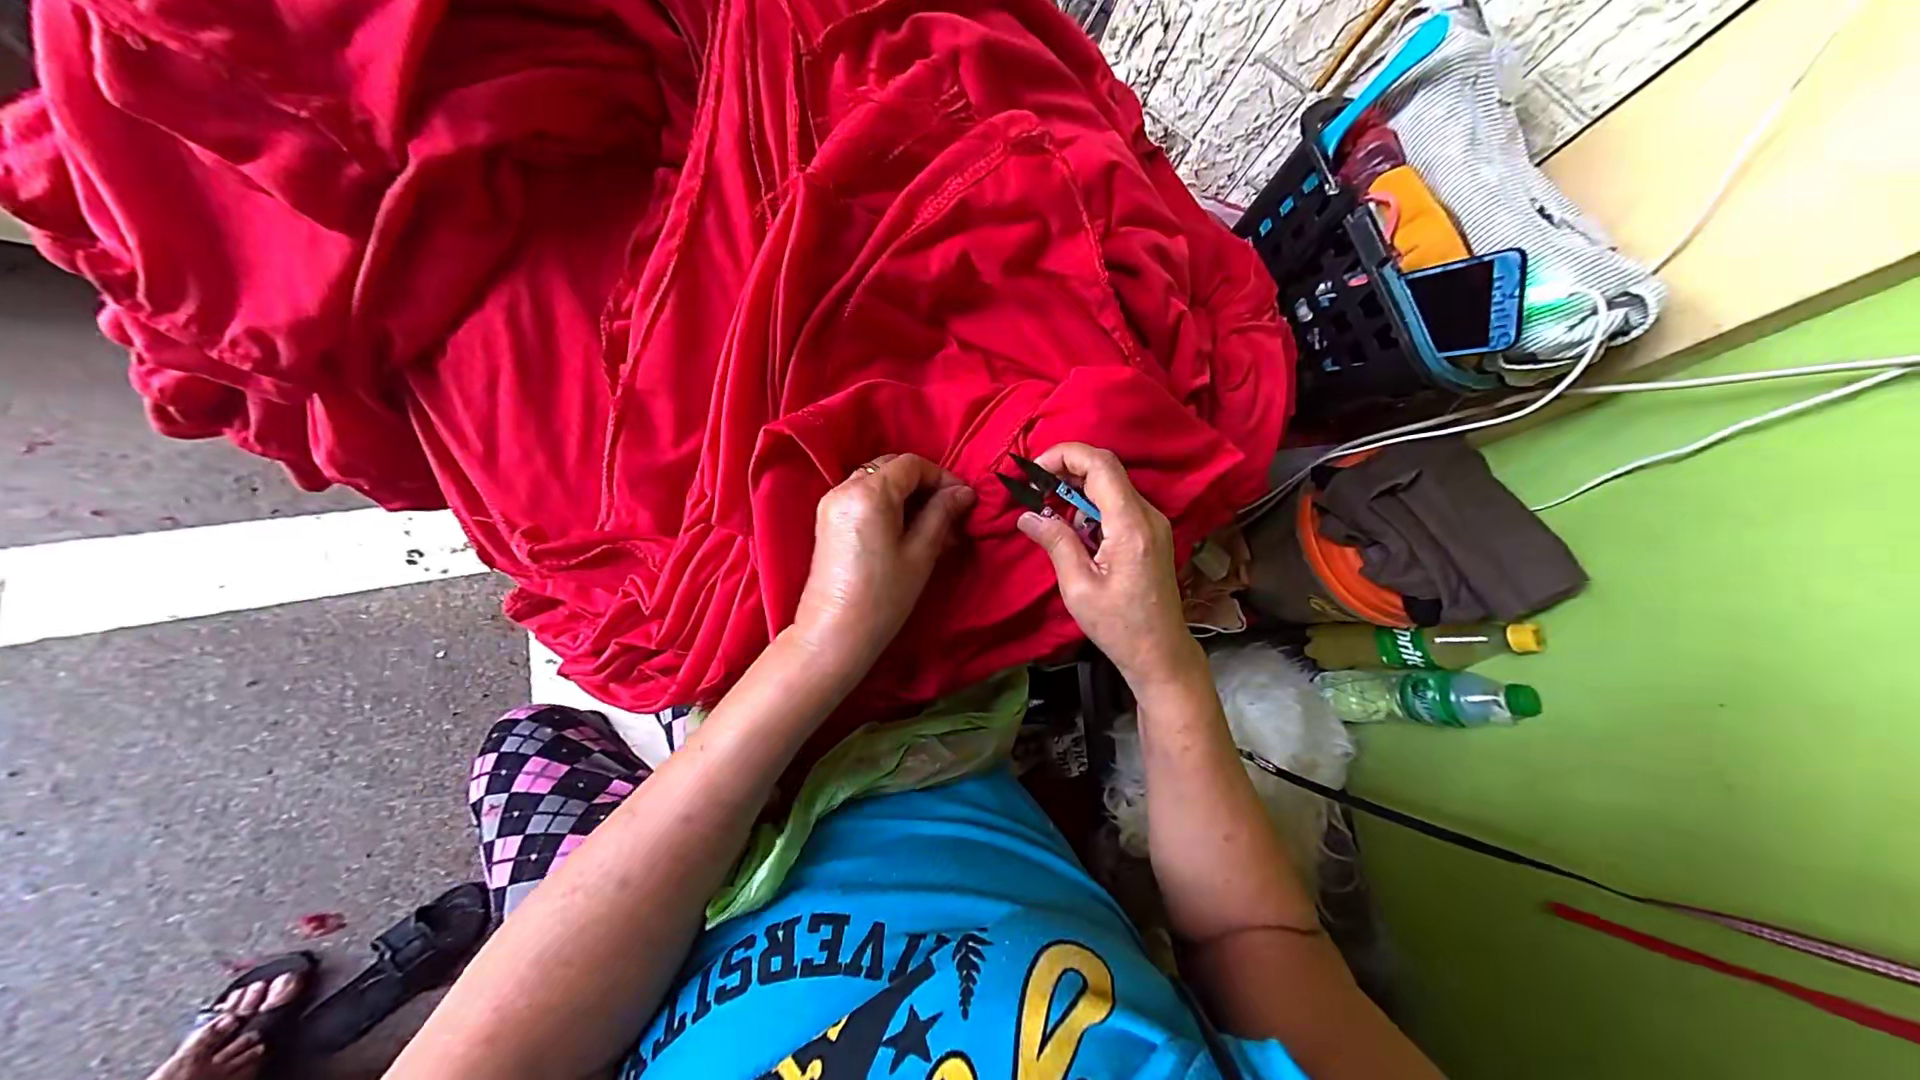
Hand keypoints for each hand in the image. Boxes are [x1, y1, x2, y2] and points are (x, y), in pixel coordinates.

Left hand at [791, 453, 976, 675]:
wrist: (834, 633)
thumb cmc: (882, 597)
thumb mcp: (920, 554)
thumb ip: (942, 514)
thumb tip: (963, 493)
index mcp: (868, 493)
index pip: (911, 464)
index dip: (942, 476)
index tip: (963, 499)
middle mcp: (844, 489)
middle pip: (891, 468)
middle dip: (924, 484)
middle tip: (950, 511)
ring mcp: (831, 503)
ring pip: (877, 481)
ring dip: (907, 495)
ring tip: (933, 525)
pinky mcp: (827, 520)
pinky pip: (863, 498)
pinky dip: (887, 505)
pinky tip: (907, 531)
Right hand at [1016, 443, 1204, 696]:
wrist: (1160, 652)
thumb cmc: (1119, 626)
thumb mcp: (1078, 587)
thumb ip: (1055, 542)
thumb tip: (1028, 515)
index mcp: (1131, 525)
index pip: (1100, 464)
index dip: (1063, 455)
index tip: (1032, 472)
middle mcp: (1148, 515)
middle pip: (1106, 468)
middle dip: (1065, 470)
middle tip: (1033, 491)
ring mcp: (1153, 523)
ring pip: (1111, 485)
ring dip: (1076, 489)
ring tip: (1047, 512)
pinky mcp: (1150, 533)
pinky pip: (1118, 504)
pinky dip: (1090, 506)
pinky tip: (1072, 530)